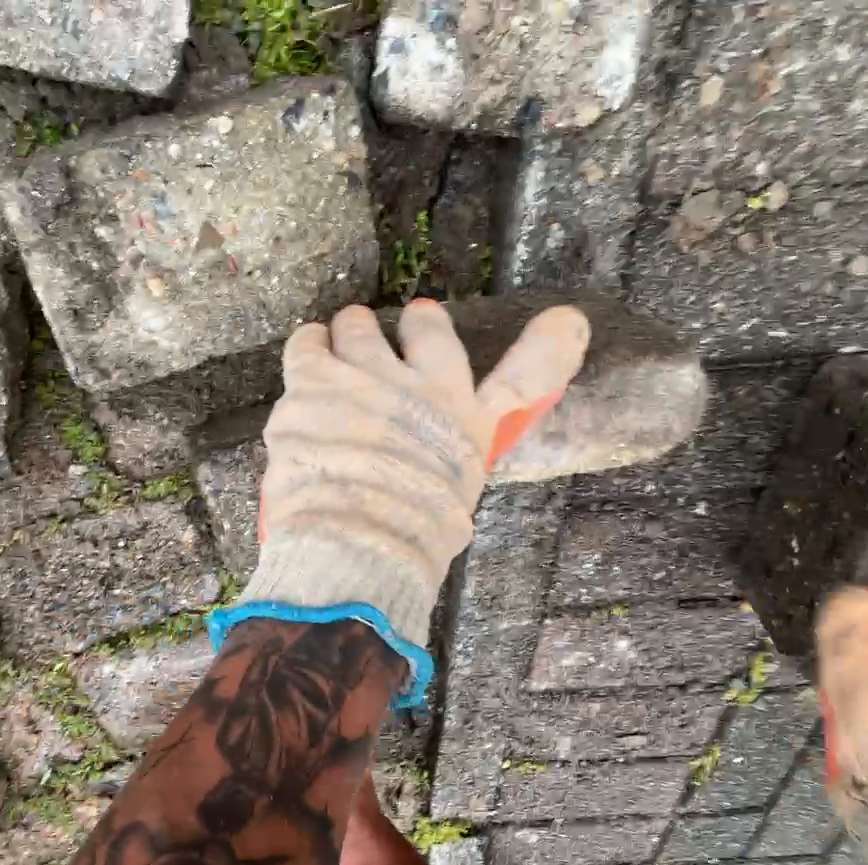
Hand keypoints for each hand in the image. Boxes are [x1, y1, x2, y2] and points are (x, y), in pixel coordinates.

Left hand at [228, 300, 588, 701]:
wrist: (355, 537)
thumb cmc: (408, 540)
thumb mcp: (449, 512)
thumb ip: (442, 476)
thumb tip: (429, 482)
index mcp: (469, 426)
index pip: (526, 378)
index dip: (547, 345)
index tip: (560, 322)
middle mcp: (426, 388)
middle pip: (425, 328)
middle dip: (409, 326)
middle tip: (388, 339)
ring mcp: (369, 376)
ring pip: (357, 329)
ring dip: (350, 334)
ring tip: (334, 341)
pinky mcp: (316, 378)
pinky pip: (308, 344)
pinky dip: (308, 346)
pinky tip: (308, 352)